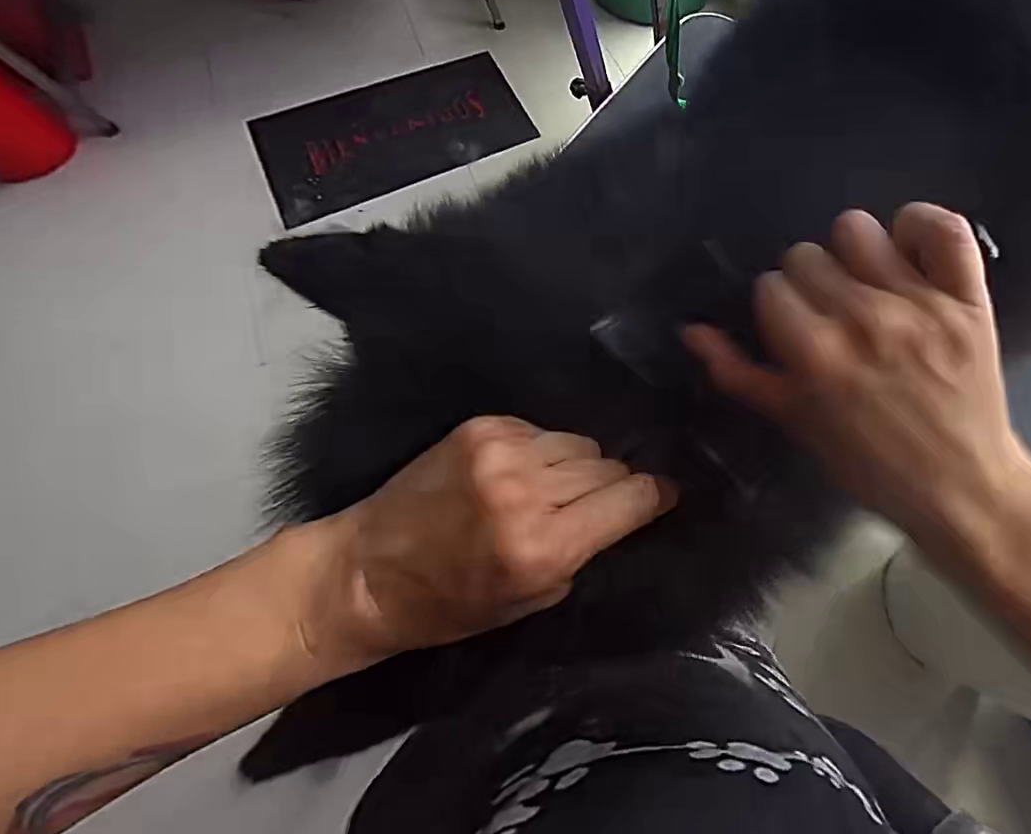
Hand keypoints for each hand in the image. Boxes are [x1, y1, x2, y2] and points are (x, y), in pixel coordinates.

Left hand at [302, 416, 675, 666]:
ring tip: (549, 487)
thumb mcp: (535, 597)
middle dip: (611, 483)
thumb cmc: (452, 604)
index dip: (657, 494)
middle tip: (589, 504)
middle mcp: (527, 491)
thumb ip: (586, 547)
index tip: (665, 493)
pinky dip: (541, 450)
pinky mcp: (482, 426)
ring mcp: (502, 451)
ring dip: (575, 464)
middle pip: (609, 464)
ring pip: (580, 443)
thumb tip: (626, 505)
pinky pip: (542, 430)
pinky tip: (515, 472)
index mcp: (544, 546)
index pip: (633, 497)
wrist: (366, 571)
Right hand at [684, 204, 1030, 548]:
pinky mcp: (966, 298)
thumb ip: (740, 375)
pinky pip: (941, 226)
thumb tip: (692, 331)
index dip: (776, 306)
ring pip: (858, 229)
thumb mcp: (797, 424)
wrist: (961, 486)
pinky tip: (907, 251)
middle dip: (807, 283)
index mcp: (815, 354)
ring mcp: (920, 304)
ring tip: (867, 285)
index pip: (769, 286)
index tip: (794, 327)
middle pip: (806, 254)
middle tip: (830, 315)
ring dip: (852, 253)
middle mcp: (863, 319)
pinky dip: (919, 226)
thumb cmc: (871, 465)